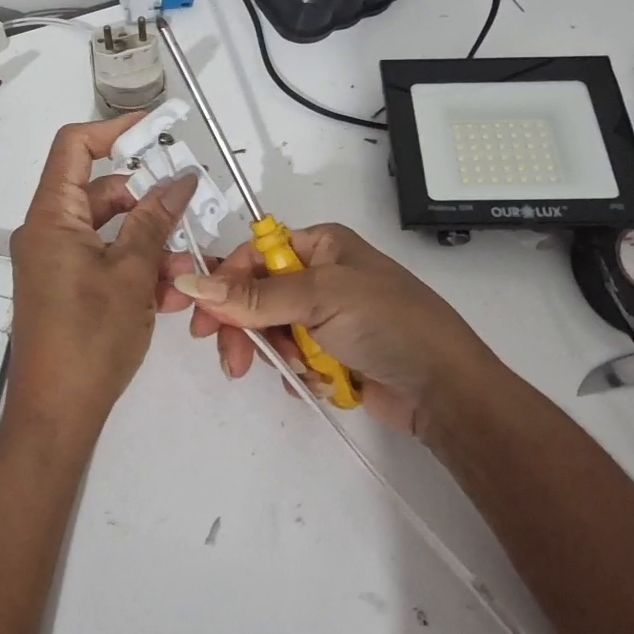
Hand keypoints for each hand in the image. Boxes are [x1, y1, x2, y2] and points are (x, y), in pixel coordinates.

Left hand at [5, 114, 197, 444]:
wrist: (57, 414)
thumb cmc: (91, 338)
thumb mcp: (131, 274)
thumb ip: (155, 221)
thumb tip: (180, 179)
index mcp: (52, 218)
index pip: (74, 147)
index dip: (114, 129)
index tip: (157, 130)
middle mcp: (49, 233)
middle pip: (101, 191)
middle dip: (148, 200)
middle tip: (191, 206)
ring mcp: (57, 263)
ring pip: (110, 231)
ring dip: (150, 241)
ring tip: (188, 264)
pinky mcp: (68, 289)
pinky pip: (106, 261)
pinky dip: (137, 268)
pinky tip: (171, 292)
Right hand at [158, 223, 495, 434]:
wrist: (443, 388)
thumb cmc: (387, 323)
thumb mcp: (320, 299)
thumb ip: (254, 296)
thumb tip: (189, 282)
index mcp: (321, 246)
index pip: (254, 255)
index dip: (224, 283)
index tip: (200, 318)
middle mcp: (320, 276)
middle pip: (255, 296)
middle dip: (245, 328)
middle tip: (232, 361)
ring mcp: (326, 317)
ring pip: (270, 331)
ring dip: (277, 354)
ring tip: (295, 371)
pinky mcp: (332, 353)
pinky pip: (292, 358)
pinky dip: (297, 371)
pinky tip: (315, 381)